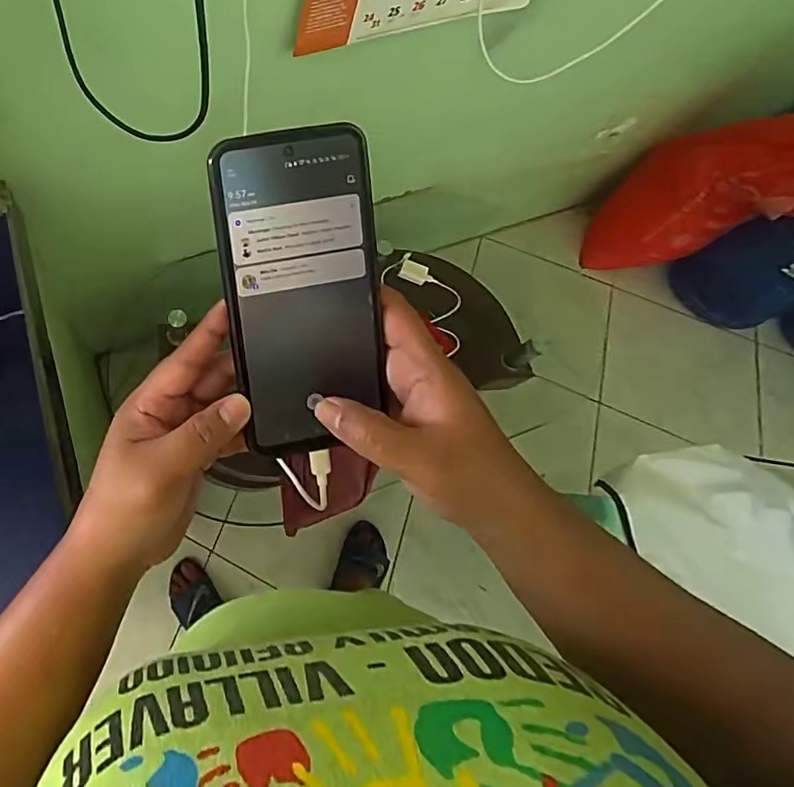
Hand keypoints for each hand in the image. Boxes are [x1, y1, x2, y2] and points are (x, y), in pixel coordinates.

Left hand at [71, 301, 247, 577]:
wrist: (118, 553)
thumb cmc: (126, 504)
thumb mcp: (163, 465)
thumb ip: (203, 433)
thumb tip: (242, 403)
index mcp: (150, 403)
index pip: (183, 360)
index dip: (207, 333)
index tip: (231, 306)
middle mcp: (167, 412)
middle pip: (205, 380)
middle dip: (234, 365)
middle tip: (273, 348)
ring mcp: (181, 435)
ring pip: (217, 406)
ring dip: (241, 398)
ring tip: (277, 382)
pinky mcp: (194, 456)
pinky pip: (222, 433)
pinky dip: (241, 429)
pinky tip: (264, 425)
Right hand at [312, 287, 546, 528]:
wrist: (501, 513)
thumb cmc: (472, 479)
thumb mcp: (417, 458)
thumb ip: (367, 432)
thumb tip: (321, 404)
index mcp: (427, 368)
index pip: (395, 312)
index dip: (364, 289)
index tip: (323, 280)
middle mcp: (416, 372)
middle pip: (374, 333)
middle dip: (338, 323)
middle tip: (292, 320)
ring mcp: (409, 393)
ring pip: (368, 364)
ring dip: (339, 359)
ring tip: (293, 352)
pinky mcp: (403, 413)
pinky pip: (369, 391)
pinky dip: (345, 389)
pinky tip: (316, 394)